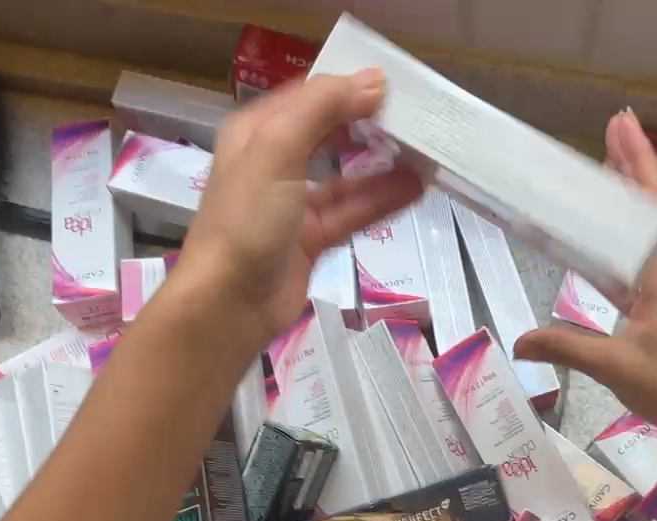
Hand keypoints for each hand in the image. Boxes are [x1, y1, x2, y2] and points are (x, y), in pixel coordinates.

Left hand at [165, 71, 422, 355]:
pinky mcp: (313, 240)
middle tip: (415, 121)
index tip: (394, 89)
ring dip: (383, 167)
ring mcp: (296, 205)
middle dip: (368, 127)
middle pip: (329, 135)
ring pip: (346, 178)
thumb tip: (374, 82)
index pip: (308, 98)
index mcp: (258, 132)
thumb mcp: (277, 149)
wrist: (231, 301)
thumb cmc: (247, 220)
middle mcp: (276, 163)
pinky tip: (413, 190)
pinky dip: (381, 201)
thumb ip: (322, 109)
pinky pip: (352, 212)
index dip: (348, 89)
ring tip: (425, 156)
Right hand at [513, 110, 656, 440]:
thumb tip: (518, 344)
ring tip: (607, 164)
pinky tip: (605, 229)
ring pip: (651, 230)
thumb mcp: (613, 367)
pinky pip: (645, 256)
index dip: (638, 165)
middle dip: (635, 166)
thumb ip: (566, 348)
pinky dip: (625, 234)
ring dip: (631, 197)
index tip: (621, 126)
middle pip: (655, 207)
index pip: (654, 207)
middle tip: (612, 127)